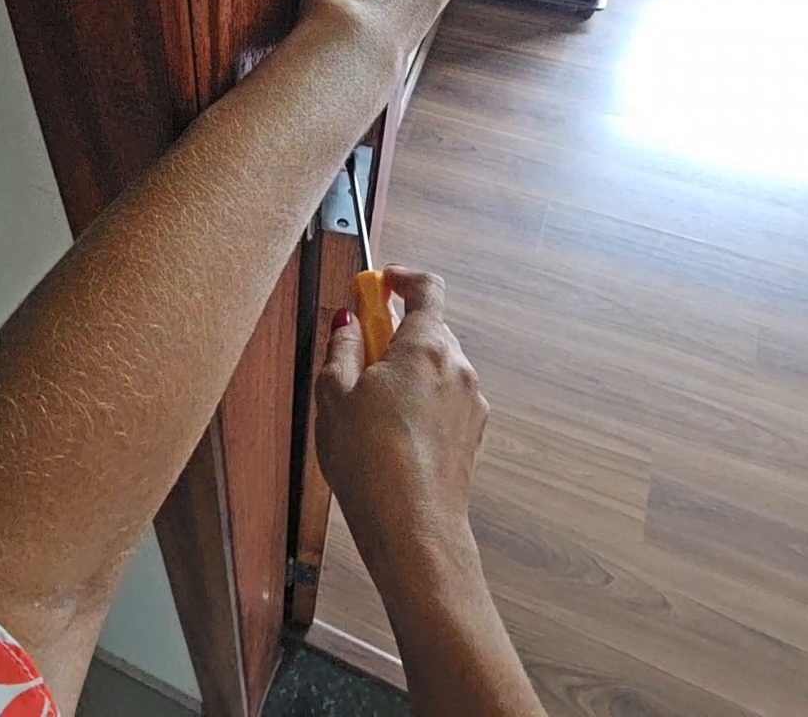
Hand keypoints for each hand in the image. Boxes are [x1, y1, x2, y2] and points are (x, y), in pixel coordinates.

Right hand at [314, 266, 487, 570]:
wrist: (413, 530)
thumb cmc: (371, 462)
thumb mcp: (334, 395)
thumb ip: (341, 349)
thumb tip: (346, 323)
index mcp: (426, 348)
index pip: (426, 288)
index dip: (401, 278)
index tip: (378, 284)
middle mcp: (458, 367)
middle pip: (429, 327)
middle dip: (394, 331)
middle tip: (359, 353)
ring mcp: (470, 401)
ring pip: (437, 363)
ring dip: (407, 367)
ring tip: (369, 402)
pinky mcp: (473, 432)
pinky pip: (445, 395)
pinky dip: (422, 395)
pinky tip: (392, 429)